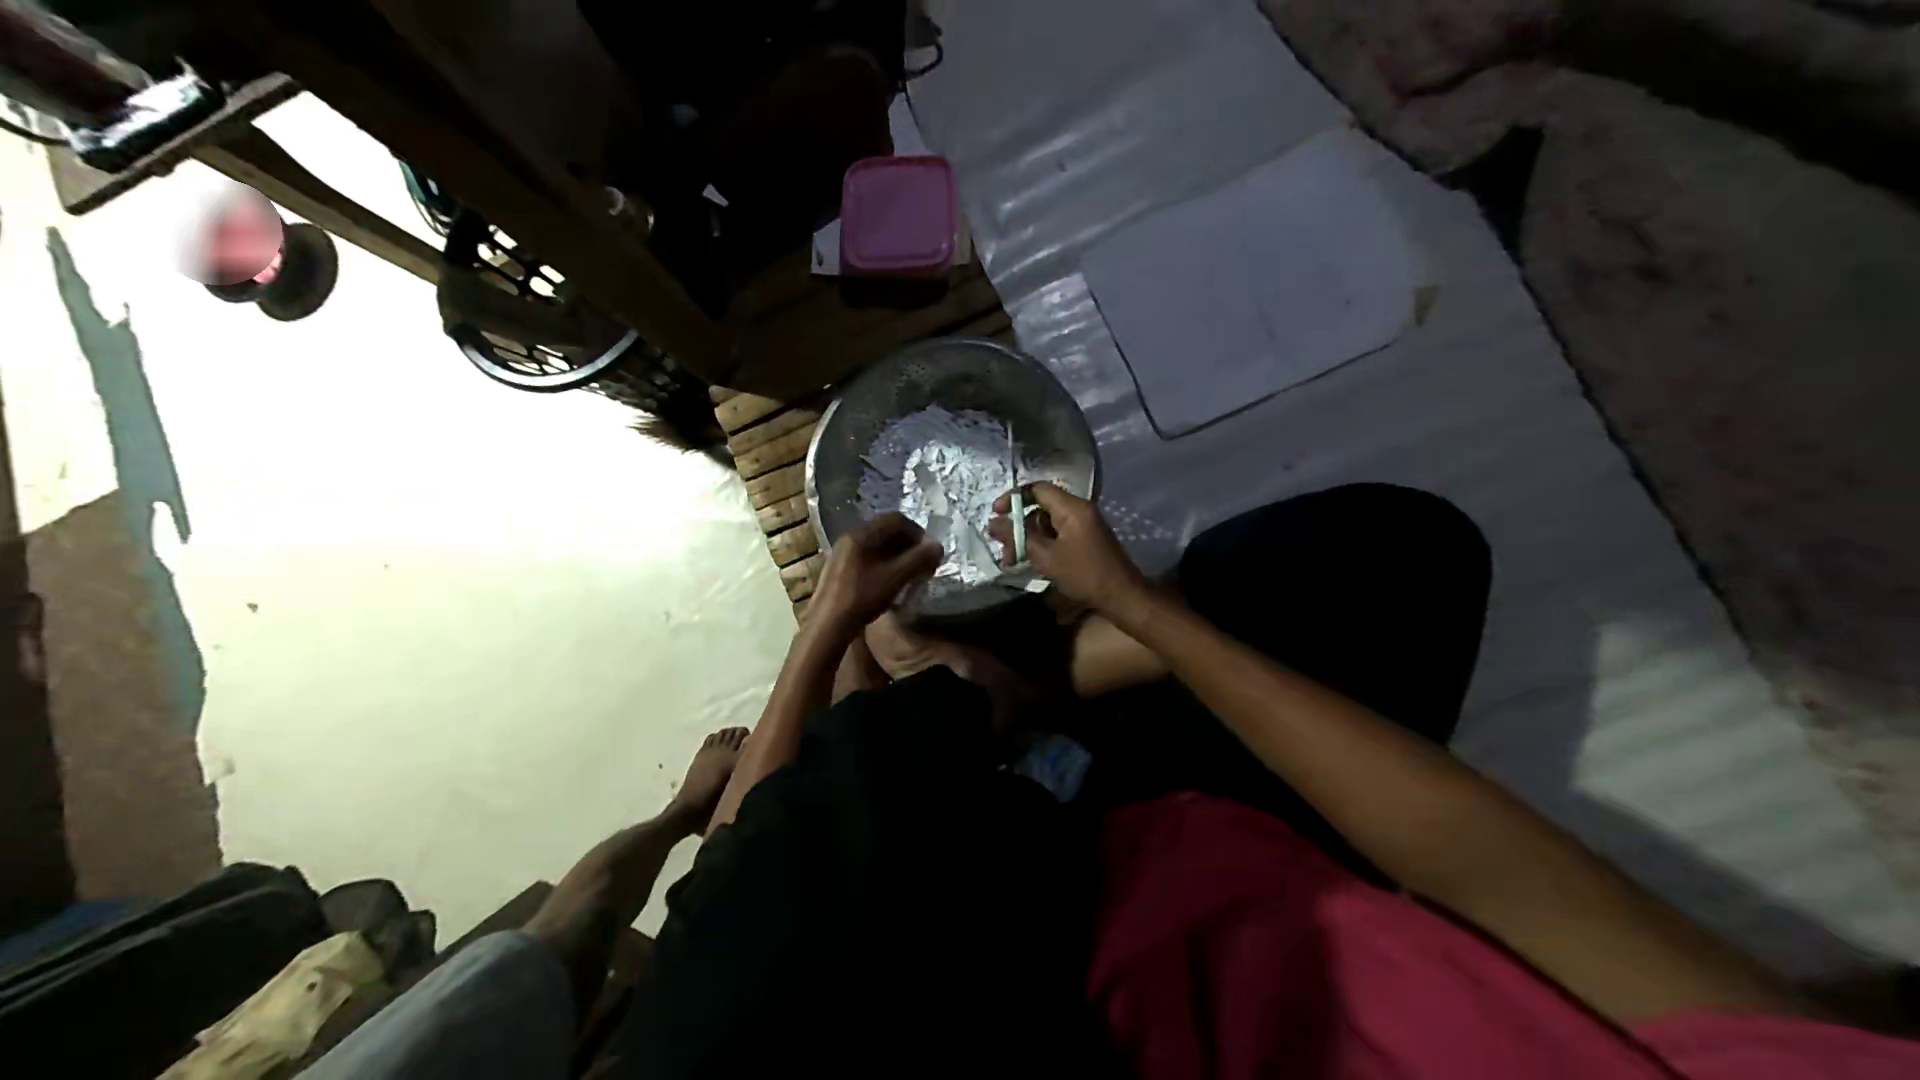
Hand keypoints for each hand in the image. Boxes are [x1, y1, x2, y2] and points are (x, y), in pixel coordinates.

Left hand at [811, 513, 942, 636]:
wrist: (829, 624)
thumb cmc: (863, 597)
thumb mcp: (896, 577)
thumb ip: (919, 559)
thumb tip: (938, 546)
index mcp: (862, 534)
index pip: (896, 519)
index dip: (917, 532)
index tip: (929, 551)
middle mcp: (850, 538)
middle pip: (886, 530)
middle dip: (908, 543)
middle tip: (922, 562)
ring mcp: (843, 553)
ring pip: (877, 545)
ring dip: (897, 554)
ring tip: (909, 573)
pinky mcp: (840, 569)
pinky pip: (867, 557)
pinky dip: (884, 563)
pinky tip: (890, 581)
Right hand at [990, 483, 1146, 611]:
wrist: (1122, 597)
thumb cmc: (1084, 574)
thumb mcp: (1046, 557)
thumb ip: (1018, 537)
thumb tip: (992, 523)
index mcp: (1072, 508)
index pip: (1037, 489)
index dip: (1014, 498)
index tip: (997, 514)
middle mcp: (1079, 510)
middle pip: (1040, 507)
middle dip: (1018, 526)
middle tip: (1003, 548)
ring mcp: (1083, 525)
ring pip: (1046, 523)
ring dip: (1027, 539)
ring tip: (1012, 561)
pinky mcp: (1085, 539)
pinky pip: (1057, 534)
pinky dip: (1041, 545)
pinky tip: (1030, 562)